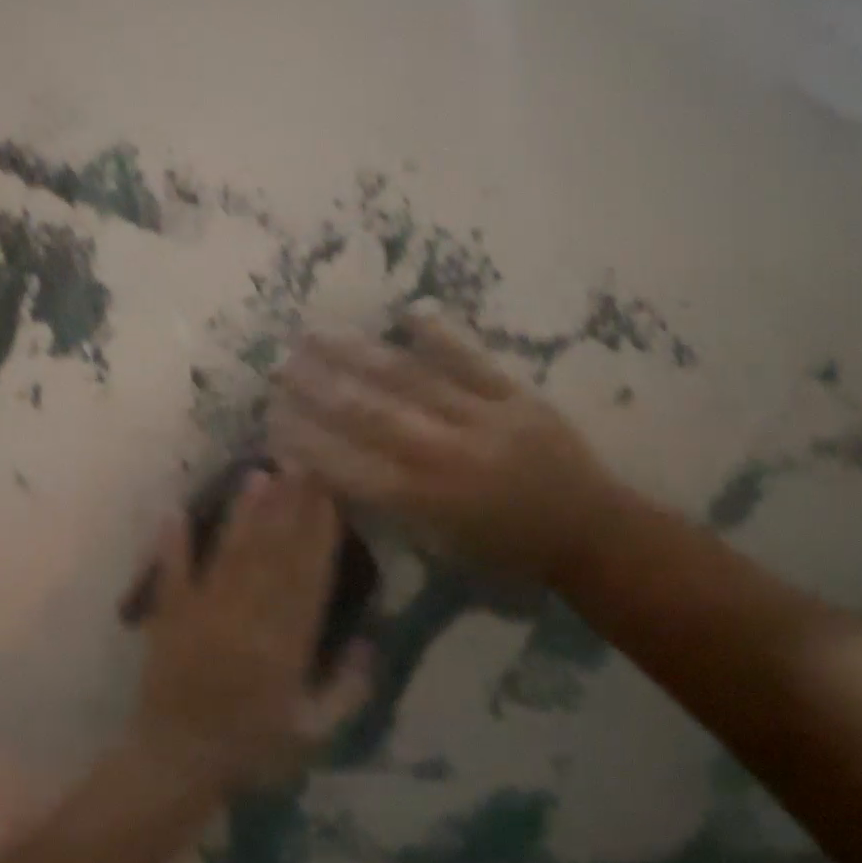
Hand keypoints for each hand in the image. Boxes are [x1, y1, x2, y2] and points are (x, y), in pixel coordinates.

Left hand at [131, 471, 371, 791]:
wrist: (177, 762)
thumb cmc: (253, 751)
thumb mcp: (315, 733)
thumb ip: (348, 687)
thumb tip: (371, 636)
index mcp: (285, 642)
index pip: (308, 574)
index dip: (320, 530)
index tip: (331, 490)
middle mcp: (246, 615)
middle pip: (272, 551)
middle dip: (289, 504)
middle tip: (302, 460)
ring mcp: (203, 610)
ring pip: (230, 552)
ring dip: (244, 512)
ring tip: (259, 473)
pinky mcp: (169, 615)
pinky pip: (171, 573)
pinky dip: (171, 542)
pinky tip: (174, 509)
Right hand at [268, 311, 630, 586]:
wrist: (590, 533)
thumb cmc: (507, 551)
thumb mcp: (441, 548)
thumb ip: (392, 508)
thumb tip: (339, 471)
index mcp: (425, 501)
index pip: (349, 467)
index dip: (306, 442)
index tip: (271, 419)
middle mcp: (444, 456)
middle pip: (368, 415)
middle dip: (317, 389)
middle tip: (278, 365)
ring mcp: (481, 420)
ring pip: (408, 380)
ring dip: (357, 355)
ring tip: (317, 332)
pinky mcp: (514, 397)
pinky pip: (470, 361)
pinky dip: (440, 336)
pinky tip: (408, 311)